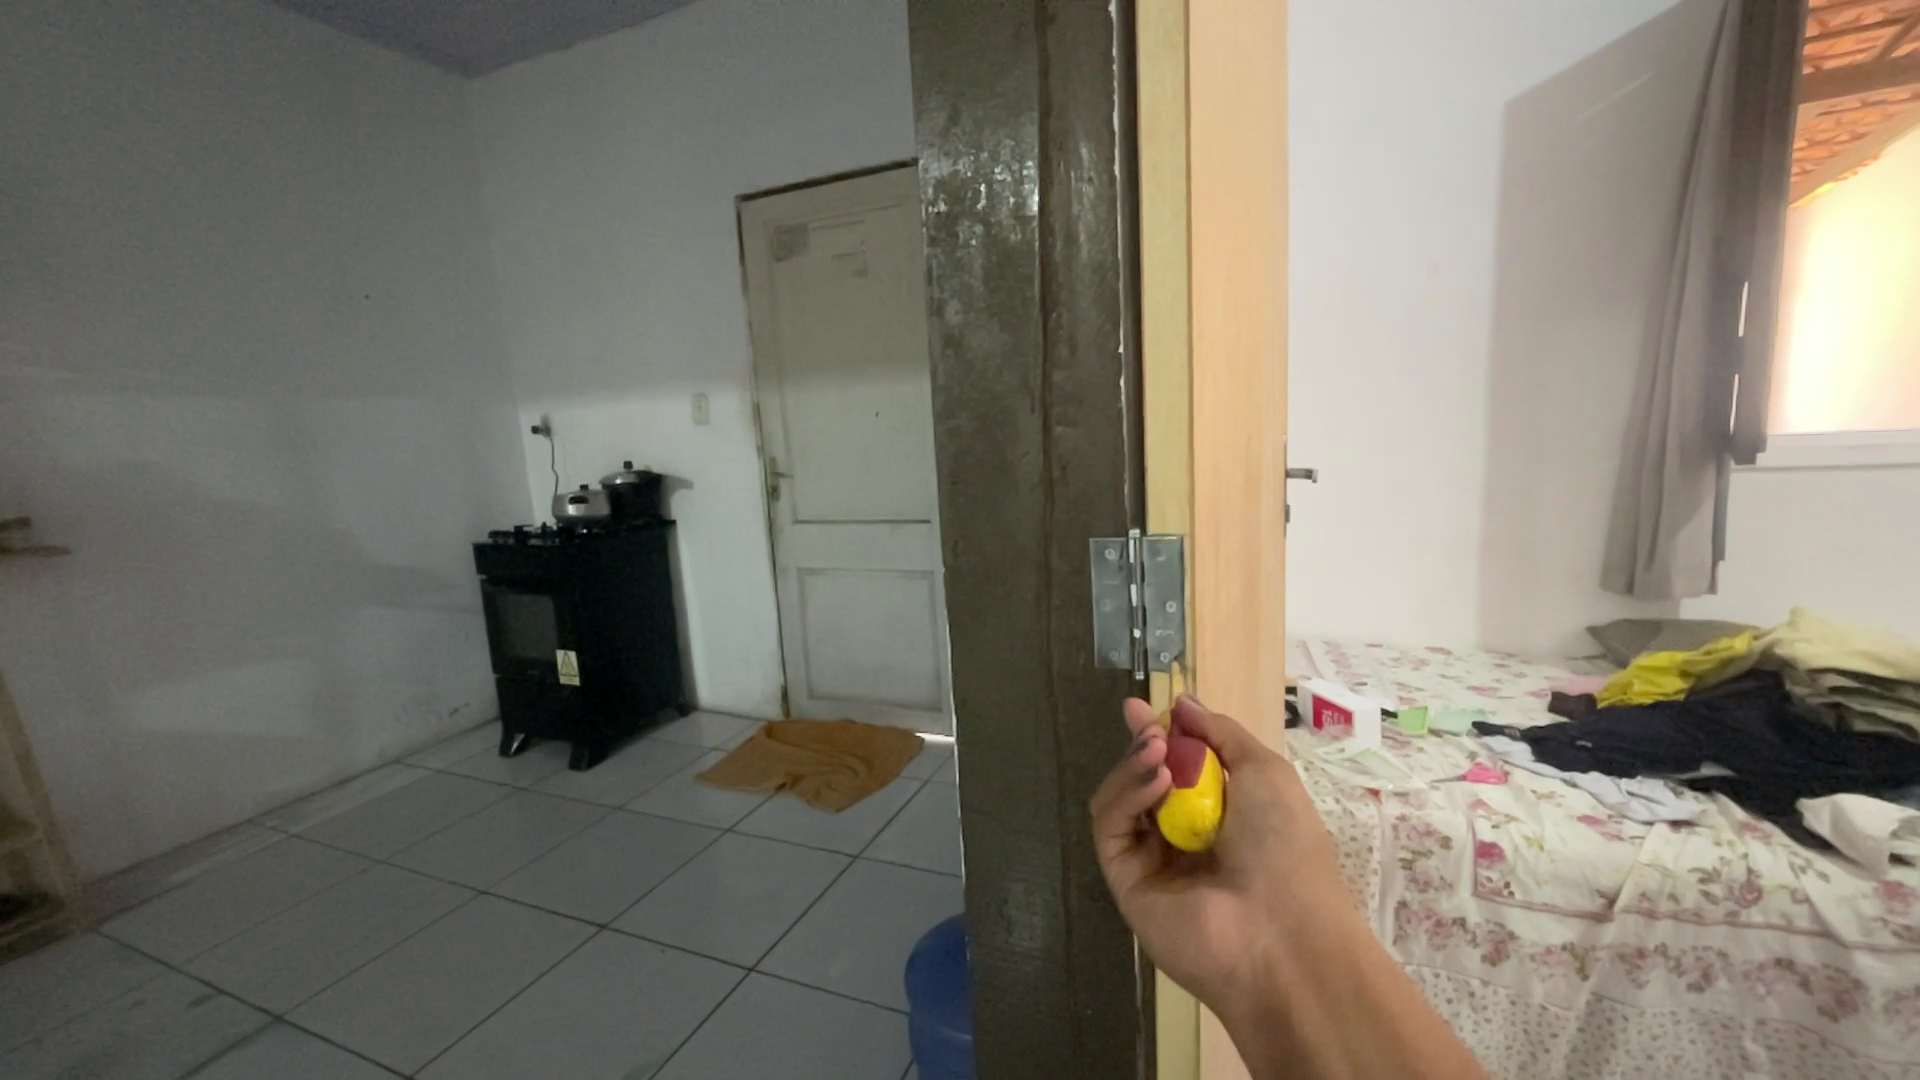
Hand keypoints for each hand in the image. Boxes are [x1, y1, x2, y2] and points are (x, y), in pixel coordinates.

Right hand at [1089, 696, 1351, 1011]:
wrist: (1281, 933)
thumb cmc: (1286, 847)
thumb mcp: (1266, 773)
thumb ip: (1222, 734)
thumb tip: (1182, 703)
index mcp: (1219, 816)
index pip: (1176, 767)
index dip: (1160, 735)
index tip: (1143, 707)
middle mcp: (1180, 838)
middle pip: (1143, 779)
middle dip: (1144, 745)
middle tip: (1147, 725)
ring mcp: (1150, 860)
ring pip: (1122, 798)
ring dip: (1135, 765)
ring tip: (1157, 750)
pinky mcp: (1125, 879)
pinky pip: (1112, 825)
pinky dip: (1127, 793)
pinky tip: (1156, 778)